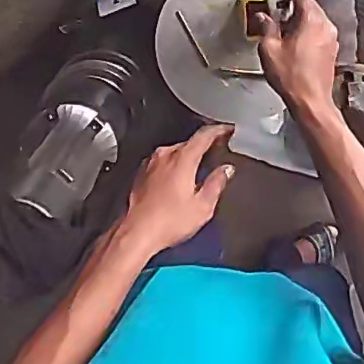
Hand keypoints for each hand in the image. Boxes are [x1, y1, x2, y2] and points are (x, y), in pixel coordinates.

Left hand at [116, 124, 234, 256]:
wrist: (136, 233)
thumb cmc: (167, 222)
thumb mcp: (202, 206)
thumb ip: (217, 183)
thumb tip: (225, 170)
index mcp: (183, 158)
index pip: (204, 135)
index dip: (219, 130)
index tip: (227, 130)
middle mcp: (165, 155)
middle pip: (189, 143)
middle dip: (204, 147)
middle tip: (216, 153)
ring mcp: (151, 163)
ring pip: (175, 153)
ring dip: (187, 158)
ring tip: (197, 172)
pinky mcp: (142, 173)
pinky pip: (162, 163)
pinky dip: (172, 167)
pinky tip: (176, 183)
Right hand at [256, 0, 339, 116]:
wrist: (311, 102)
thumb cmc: (294, 79)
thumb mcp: (269, 49)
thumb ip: (267, 27)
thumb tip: (264, 18)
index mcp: (312, 21)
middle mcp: (325, 27)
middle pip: (309, 4)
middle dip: (291, 2)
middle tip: (275, 3)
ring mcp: (330, 39)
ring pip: (314, 17)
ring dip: (298, 16)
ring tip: (280, 23)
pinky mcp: (330, 50)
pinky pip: (317, 30)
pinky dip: (305, 28)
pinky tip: (291, 38)